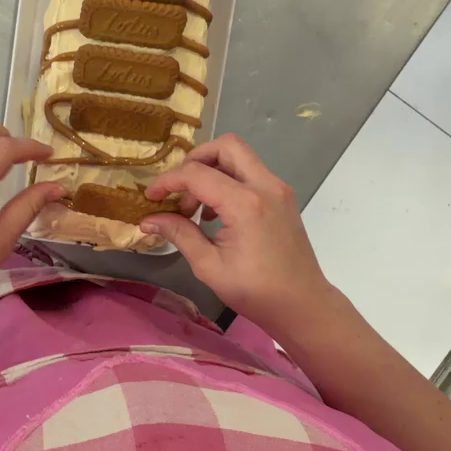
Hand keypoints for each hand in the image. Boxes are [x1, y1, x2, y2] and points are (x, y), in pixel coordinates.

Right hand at [142, 133, 334, 331]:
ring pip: (240, 157)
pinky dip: (229, 181)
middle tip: (179, 189)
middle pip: (226, 146)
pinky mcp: (283, 197)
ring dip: (212, 171)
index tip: (150, 197)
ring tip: (196, 208)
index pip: (197, 174)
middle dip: (195, 160)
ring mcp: (278, 189)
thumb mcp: (209, 266)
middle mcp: (265, 186)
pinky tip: (217, 213)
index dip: (168, 181)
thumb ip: (180, 234)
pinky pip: (251, 173)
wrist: (302, 304)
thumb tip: (148, 221)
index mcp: (245, 204)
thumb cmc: (255, 291)